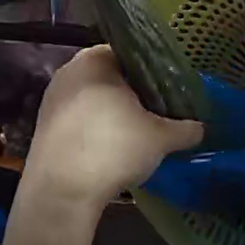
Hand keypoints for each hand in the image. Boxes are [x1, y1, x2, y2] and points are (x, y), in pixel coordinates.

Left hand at [24, 45, 203, 204]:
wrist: (62, 190)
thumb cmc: (113, 149)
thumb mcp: (161, 138)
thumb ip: (185, 129)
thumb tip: (200, 128)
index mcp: (95, 59)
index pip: (131, 53)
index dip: (153, 71)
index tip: (170, 90)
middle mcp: (68, 71)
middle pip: (110, 78)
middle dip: (133, 94)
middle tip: (158, 113)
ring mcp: (51, 100)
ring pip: (93, 100)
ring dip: (113, 114)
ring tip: (137, 134)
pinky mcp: (43, 127)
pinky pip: (78, 121)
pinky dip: (95, 130)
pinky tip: (111, 149)